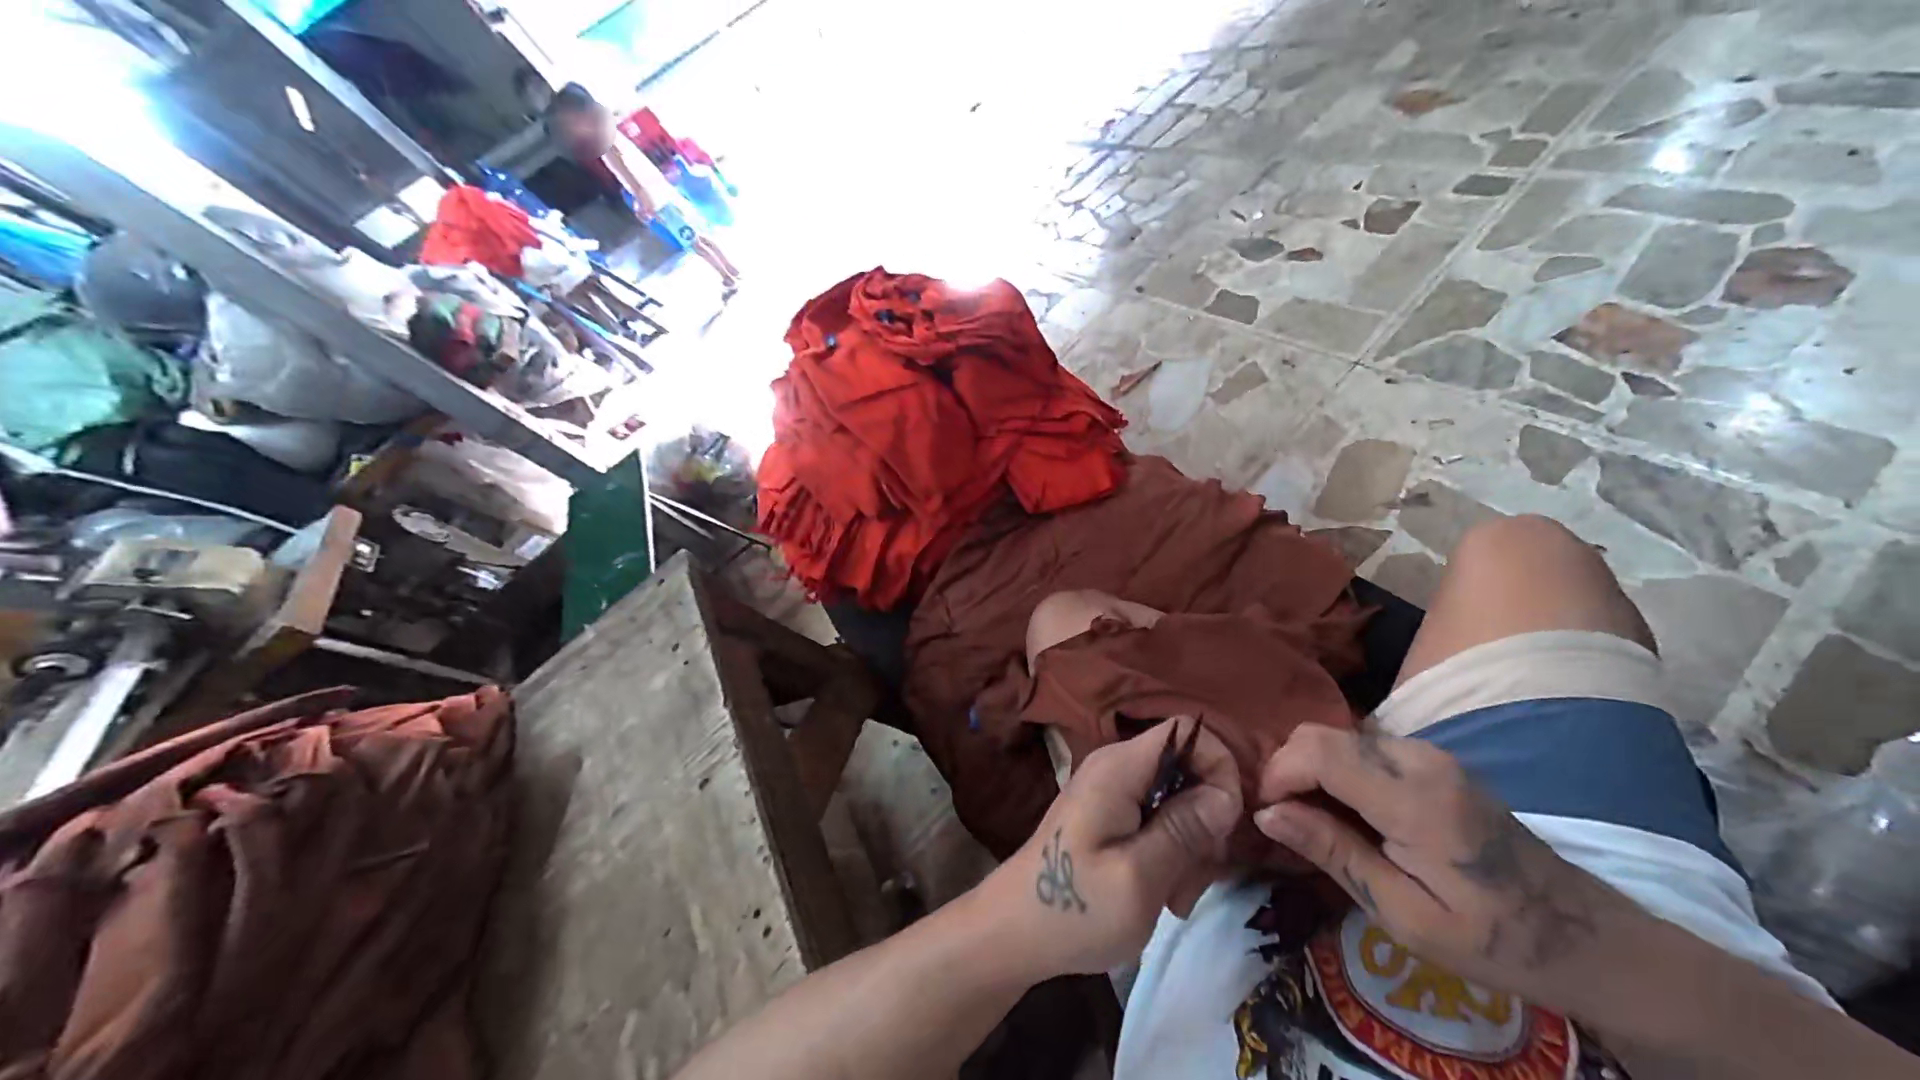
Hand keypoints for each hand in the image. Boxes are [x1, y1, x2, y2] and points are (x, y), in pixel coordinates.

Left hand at [975, 719, 1241, 980]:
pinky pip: (1160, 821)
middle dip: (1206, 823)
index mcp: (1119, 768)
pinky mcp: (1112, 816)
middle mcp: (1116, 768)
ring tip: (1176, 899)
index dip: (1220, 767)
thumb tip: (1227, 794)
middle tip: (1197, 878)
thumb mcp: (1139, 877)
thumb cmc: (1075, 909)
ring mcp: (1113, 792)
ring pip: (1179, 801)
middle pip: (1188, 770)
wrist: (1016, 933)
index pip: (1186, 731)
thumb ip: (1184, 830)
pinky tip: (1165, 895)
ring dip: (1192, 849)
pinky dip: (1173, 856)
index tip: (1229, 824)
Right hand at [1252, 725, 1649, 1014]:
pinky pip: (1363, 747)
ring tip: (1316, 821)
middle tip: (1287, 820)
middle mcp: (1420, 759)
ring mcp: (1430, 754)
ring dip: (1312, 770)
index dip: (1278, 774)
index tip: (1269, 815)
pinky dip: (1338, 770)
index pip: (1317, 751)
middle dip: (1288, 770)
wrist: (1587, 937)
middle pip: (1320, 735)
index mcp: (1414, 800)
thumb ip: (1334, 853)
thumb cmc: (1494, 940)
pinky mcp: (1434, 759)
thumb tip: (1267, 813)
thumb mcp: (1405, 916)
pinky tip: (1349, 813)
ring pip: (1338, 737)